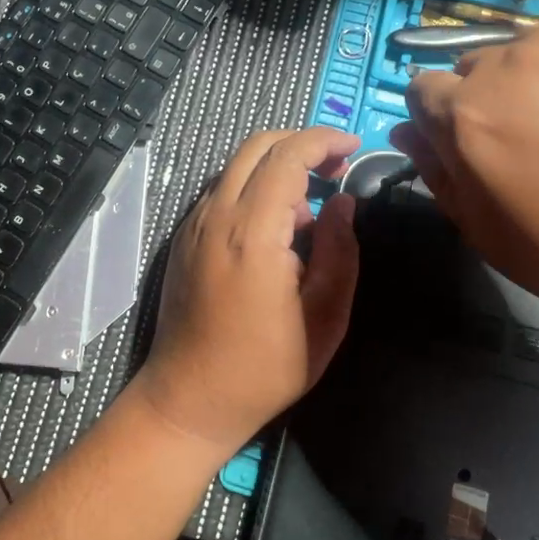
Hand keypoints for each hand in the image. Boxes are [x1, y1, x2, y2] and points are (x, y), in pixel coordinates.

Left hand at [132, 128, 362, 451]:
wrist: (189, 398)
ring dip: (276, 167)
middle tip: (336, 168)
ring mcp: (193, 224)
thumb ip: (339, 251)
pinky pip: (221, 191)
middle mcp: (216, 215)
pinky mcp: (184, 238)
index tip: (354, 147)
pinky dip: (253, 187)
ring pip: (236, 167)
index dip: (324, 141)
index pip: (287, 157)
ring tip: (312, 208)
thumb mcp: (324, 317)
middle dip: (301, 144)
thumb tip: (343, 202)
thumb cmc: (264, 367)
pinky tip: (276, 227)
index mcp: (252, 232)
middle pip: (256, 147)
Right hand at [391, 21, 538, 370]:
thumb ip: (445, 181)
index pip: (423, 91)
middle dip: (493, 102)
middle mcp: (518, 62)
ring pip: (536, 51)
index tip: (480, 158)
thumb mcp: (503, 244)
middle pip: (477, 67)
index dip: (445, 126)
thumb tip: (415, 135)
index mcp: (472, 118)